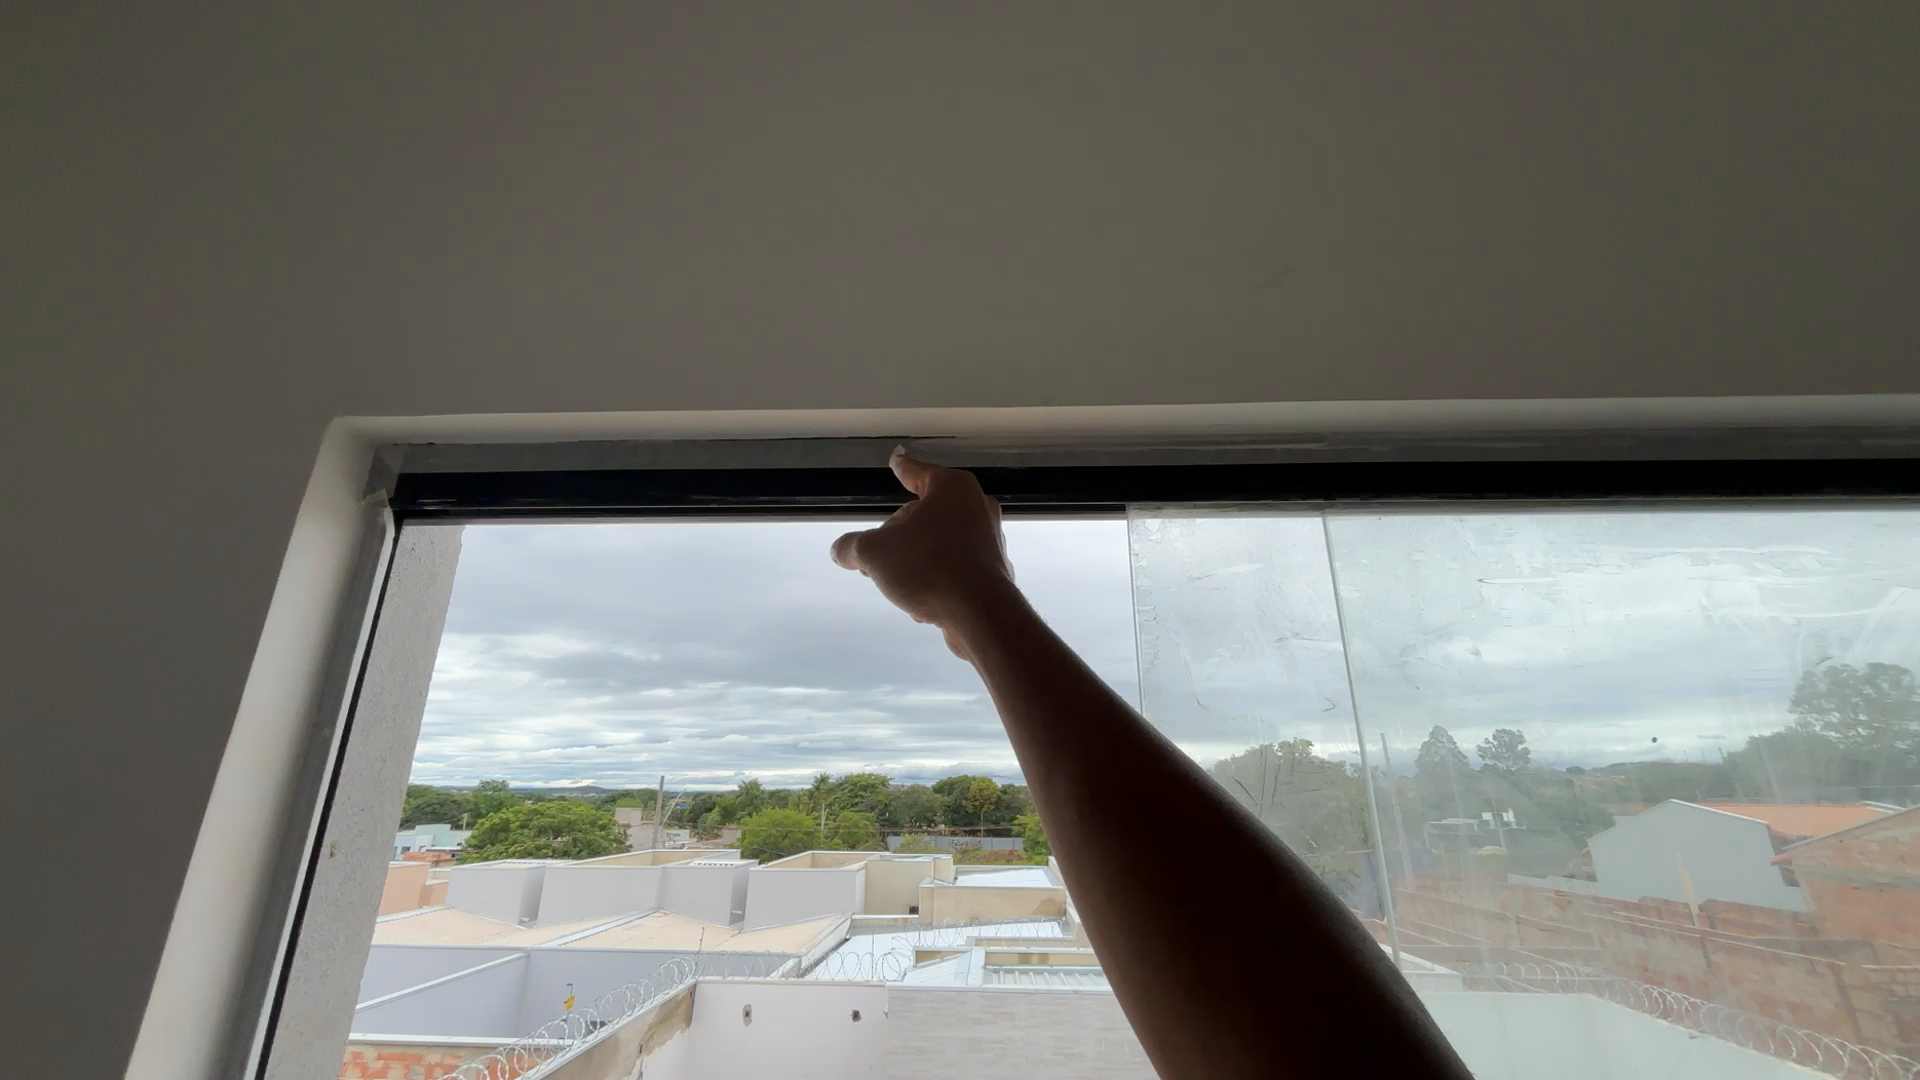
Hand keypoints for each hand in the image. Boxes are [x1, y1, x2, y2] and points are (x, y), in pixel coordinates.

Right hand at [831, 448, 1014, 657]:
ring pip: (938, 544)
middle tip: (875, 559)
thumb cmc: (929, 568)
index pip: (918, 472)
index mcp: (952, 489)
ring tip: (896, 585)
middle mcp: (976, 507)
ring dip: (913, 562)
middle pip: (924, 515)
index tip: (897, 460)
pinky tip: (922, 603)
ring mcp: (989, 540)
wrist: (980, 613)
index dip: (902, 467)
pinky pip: (954, 568)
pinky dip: (935, 579)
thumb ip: (852, 547)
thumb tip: (841, 550)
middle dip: (897, 538)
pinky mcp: (994, 571)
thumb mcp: (874, 553)